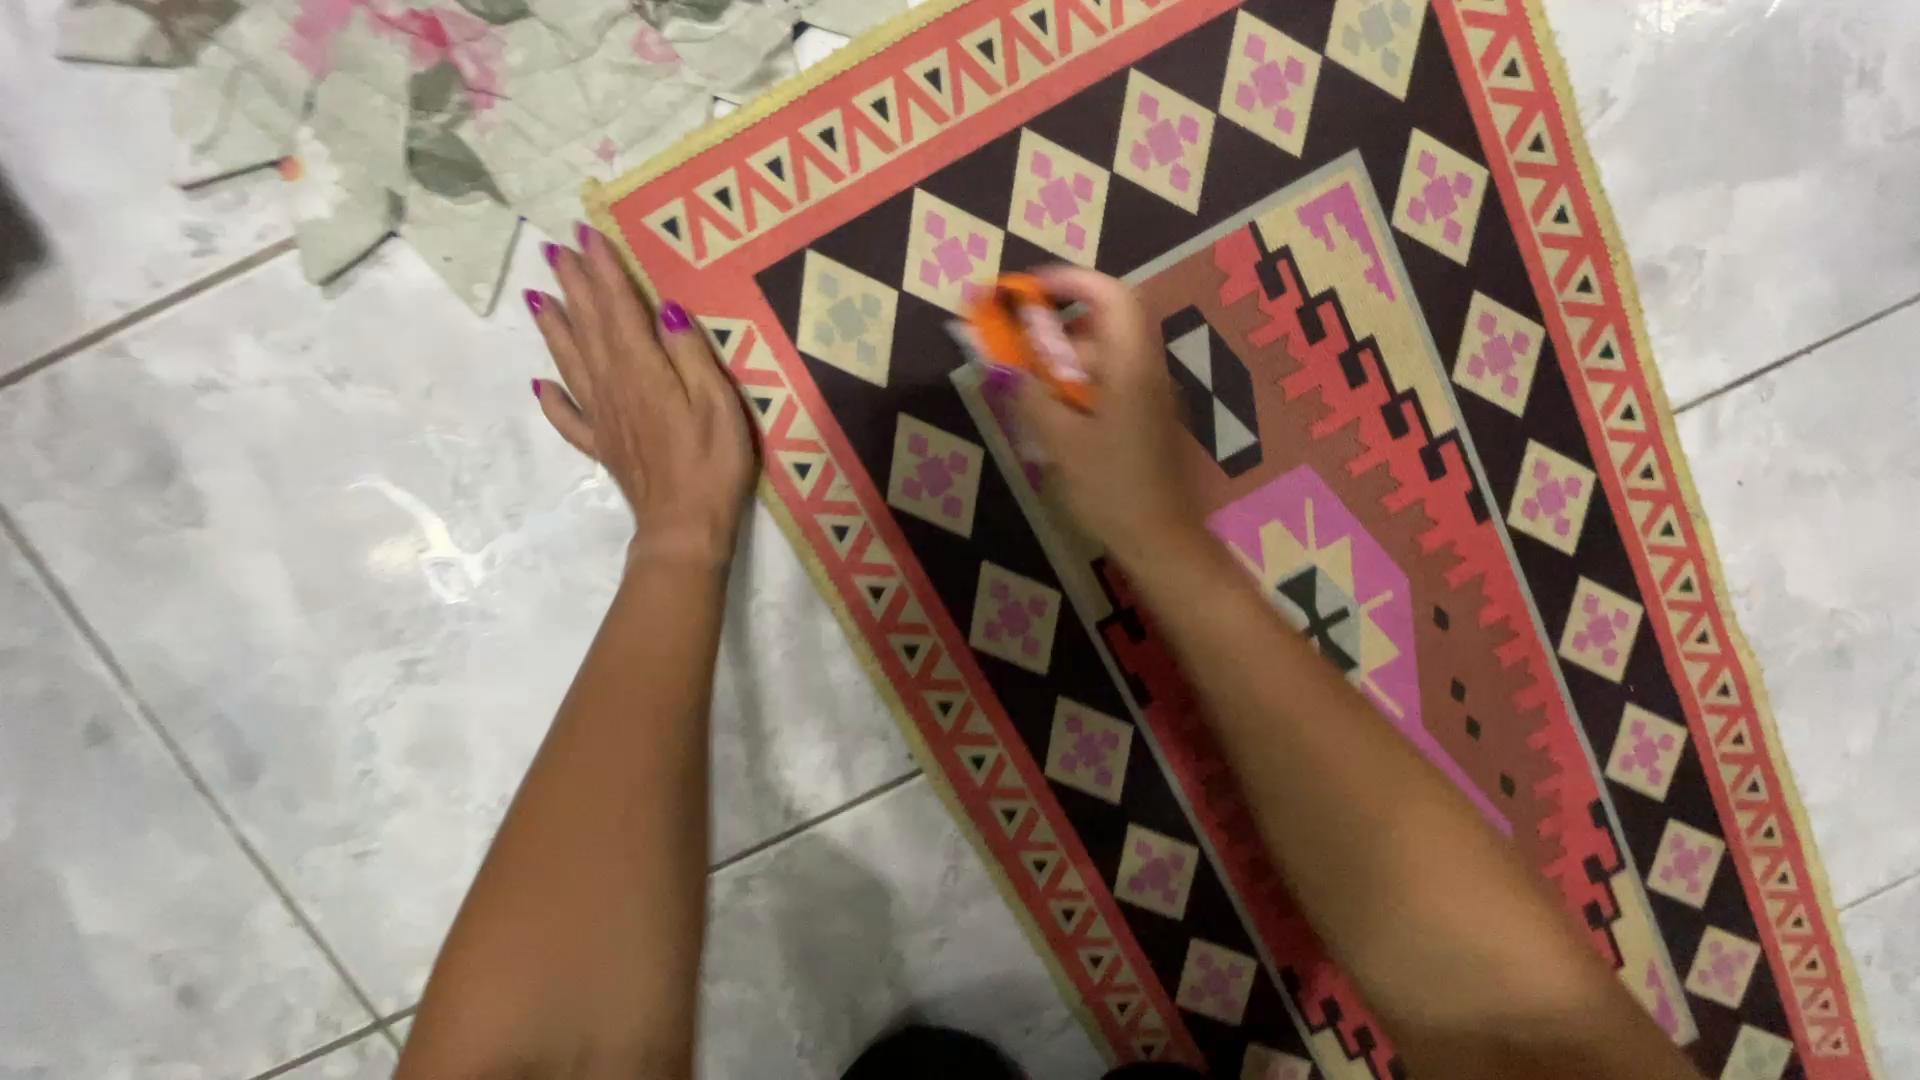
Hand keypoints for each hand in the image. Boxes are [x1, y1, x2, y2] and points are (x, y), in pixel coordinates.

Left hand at [527, 225, 756, 569]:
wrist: (684, 527)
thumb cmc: (711, 465)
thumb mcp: (718, 405)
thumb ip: (690, 355)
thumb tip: (666, 310)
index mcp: (643, 371)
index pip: (619, 310)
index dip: (604, 271)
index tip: (587, 234)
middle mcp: (613, 386)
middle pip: (589, 328)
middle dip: (574, 286)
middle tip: (556, 250)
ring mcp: (603, 418)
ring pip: (570, 362)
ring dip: (554, 327)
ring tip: (537, 297)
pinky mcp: (603, 446)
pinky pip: (569, 417)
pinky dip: (551, 398)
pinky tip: (538, 384)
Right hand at [1012, 265, 1205, 564]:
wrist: (1158, 537)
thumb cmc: (1110, 487)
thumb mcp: (1061, 442)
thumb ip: (1031, 396)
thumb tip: (1002, 365)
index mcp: (1130, 365)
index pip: (1111, 294)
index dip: (1071, 281)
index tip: (1030, 293)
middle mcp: (1146, 369)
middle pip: (1105, 326)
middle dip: (1059, 331)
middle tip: (1021, 353)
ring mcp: (1150, 395)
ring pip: (1105, 358)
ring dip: (1066, 365)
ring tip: (1032, 393)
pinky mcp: (1146, 418)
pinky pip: (1110, 384)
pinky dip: (1080, 388)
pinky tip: (1056, 420)